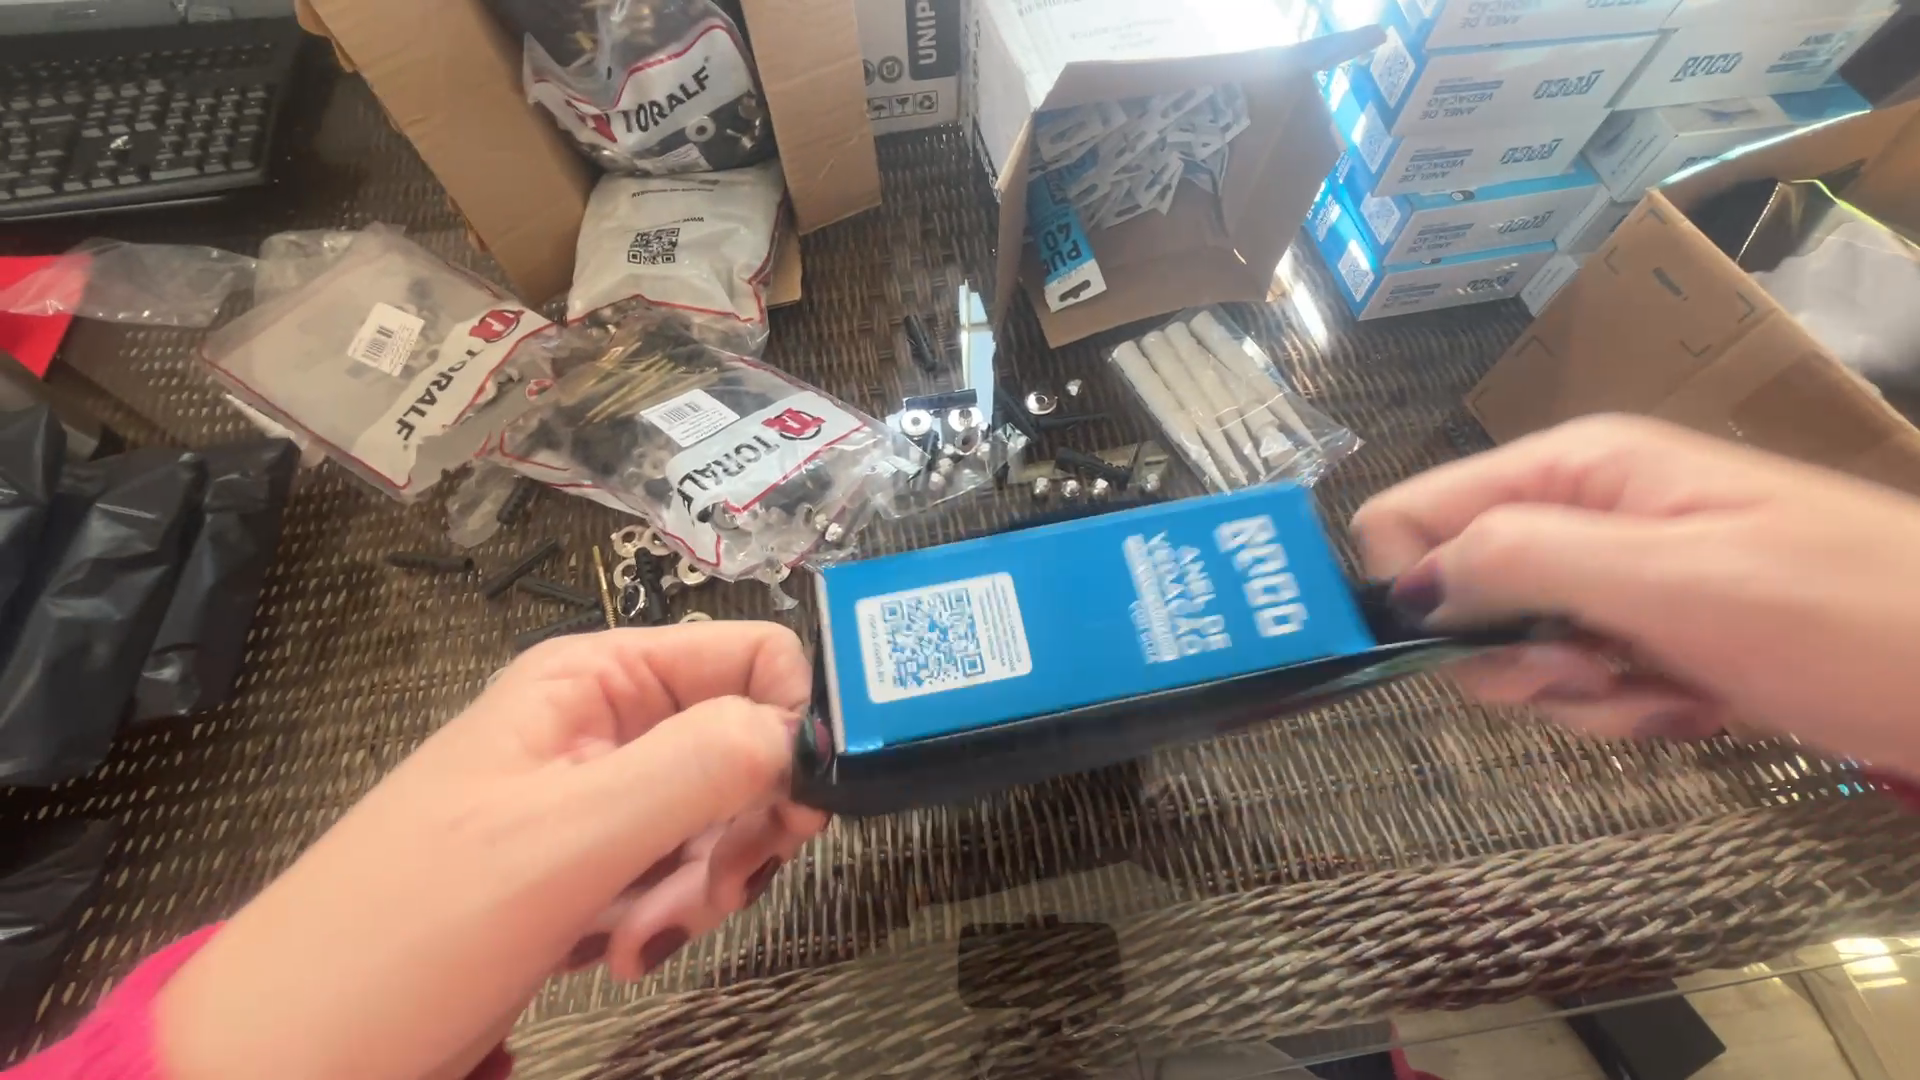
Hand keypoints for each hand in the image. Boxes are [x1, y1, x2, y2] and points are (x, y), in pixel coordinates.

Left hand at [155, 622, 826, 1079]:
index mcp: (603, 675)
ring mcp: (610, 787)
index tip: (795, 805)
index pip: (754, 654)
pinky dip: (679, 905)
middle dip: (747, 817)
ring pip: (729, 806)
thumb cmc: (414, 931)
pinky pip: (690, 859)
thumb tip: (803, 733)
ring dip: (711, 875)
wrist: (289, 1066)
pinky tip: (626, 950)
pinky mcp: (605, 853)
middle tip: (718, 886)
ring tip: (645, 935)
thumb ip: (696, 768)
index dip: (792, 719)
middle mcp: (615, 716)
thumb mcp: (563, 840)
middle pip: (748, 737)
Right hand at [1350, 415, 1919, 775]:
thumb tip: (1407, 589)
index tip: (1465, 641)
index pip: (1405, 515)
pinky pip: (1556, 675)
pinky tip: (1681, 702)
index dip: (1411, 583)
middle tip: (1583, 670)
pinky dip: (1606, 705)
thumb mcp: (1678, 579)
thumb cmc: (1859, 615)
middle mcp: (1563, 513)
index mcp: (1563, 471)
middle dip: (1503, 649)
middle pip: (1447, 589)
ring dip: (1562, 688)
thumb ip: (1522, 560)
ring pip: (1497, 644)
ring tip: (1655, 691)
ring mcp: (1594, 572)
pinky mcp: (1623, 626)